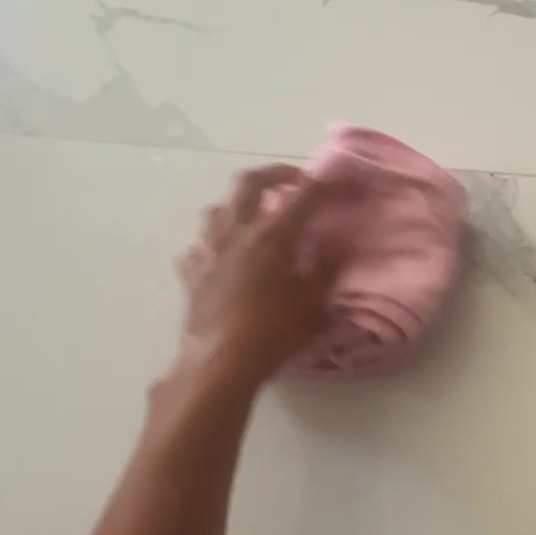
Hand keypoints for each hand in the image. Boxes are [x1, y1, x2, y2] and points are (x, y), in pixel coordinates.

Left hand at [172, 165, 345, 392]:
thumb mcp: (316, 303)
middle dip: (275, 173)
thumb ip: (326, 268)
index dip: (327, 184)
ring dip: (241, 204)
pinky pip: (201, 243)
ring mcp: (208, 249)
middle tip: (295, 179)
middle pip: (249, 183)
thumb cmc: (276, 331)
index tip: (344, 181)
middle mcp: (236, 232)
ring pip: (219, 208)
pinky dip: (218, 242)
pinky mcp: (191, 271)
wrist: (221, 361)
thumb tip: (337, 245)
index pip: (304, 196)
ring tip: (257, 216)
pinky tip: (227, 256)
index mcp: (272, 236)